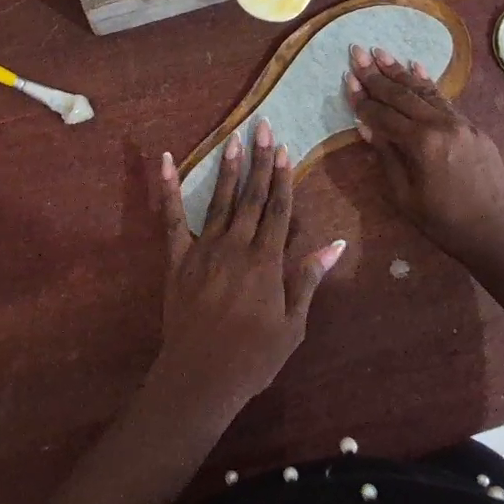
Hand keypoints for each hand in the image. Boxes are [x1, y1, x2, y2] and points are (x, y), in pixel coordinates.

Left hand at [148, 120, 346, 416]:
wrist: (201, 376)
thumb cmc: (253, 357)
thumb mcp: (293, 325)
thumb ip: (308, 280)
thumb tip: (336, 245)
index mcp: (266, 262)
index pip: (279, 209)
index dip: (283, 178)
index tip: (286, 149)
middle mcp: (237, 246)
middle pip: (252, 197)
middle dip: (260, 161)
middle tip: (263, 127)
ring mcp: (204, 249)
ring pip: (220, 200)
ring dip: (229, 168)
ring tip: (234, 137)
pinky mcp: (177, 258)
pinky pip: (172, 218)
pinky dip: (169, 188)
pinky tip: (167, 161)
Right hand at [344, 45, 503, 264]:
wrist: (503, 236)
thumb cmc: (447, 225)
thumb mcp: (406, 198)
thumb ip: (386, 157)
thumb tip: (366, 126)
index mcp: (421, 144)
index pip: (383, 114)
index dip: (362, 99)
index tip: (346, 78)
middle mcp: (441, 125)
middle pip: (402, 95)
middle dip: (376, 74)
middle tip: (357, 52)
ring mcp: (461, 124)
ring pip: (424, 91)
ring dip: (400, 72)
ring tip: (380, 53)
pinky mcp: (474, 129)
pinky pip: (444, 101)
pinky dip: (427, 84)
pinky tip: (415, 67)